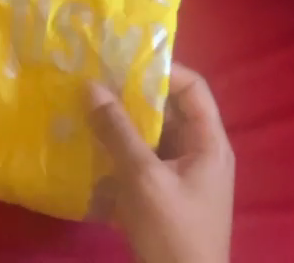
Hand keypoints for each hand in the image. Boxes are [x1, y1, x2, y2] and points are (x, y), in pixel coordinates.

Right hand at [87, 62, 234, 262]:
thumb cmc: (173, 233)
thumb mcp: (142, 177)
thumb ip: (117, 129)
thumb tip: (90, 85)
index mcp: (209, 143)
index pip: (192, 86)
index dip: (161, 69)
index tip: (121, 61)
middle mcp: (199, 152)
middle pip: (167, 107)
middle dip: (130, 93)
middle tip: (93, 77)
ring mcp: (182, 174)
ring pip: (150, 132)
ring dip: (120, 120)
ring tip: (84, 105)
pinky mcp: (163, 194)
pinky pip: (141, 157)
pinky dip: (118, 147)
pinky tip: (88, 143)